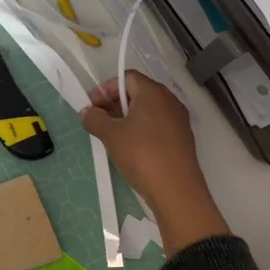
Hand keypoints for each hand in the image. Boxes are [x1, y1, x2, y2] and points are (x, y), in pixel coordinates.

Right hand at [81, 71, 230, 253]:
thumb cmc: (142, 155)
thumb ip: (95, 119)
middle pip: (138, 92)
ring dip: (127, 117)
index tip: (92, 107)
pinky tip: (131, 147)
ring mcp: (178, 120)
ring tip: (112, 135)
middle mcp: (169, 101)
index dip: (106, 88)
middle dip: (115, 103)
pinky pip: (157, 125)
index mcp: (153, 93)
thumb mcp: (110, 135)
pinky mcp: (182, 138)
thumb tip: (87, 112)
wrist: (177, 191)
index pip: (127, 77)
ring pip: (148, 110)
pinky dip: (141, 129)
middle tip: (99, 120)